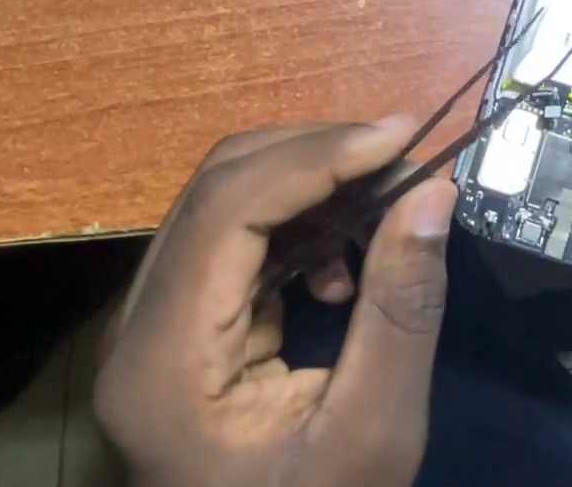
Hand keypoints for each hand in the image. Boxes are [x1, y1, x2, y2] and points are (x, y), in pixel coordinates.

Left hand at [94, 117, 457, 486]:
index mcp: (165, 360)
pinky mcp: (180, 319)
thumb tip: (432, 192)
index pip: (230, 207)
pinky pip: (237, 233)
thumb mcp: (373, 434)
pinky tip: (338, 275)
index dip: (319, 155)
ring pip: (228, 196)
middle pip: (221, 184)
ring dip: (315, 183)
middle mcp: (139, 322)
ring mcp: (153, 318)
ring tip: (382, 212)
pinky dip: (300, 224)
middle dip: (321, 154)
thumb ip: (402, 309)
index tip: (402, 136)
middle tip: (404, 158)